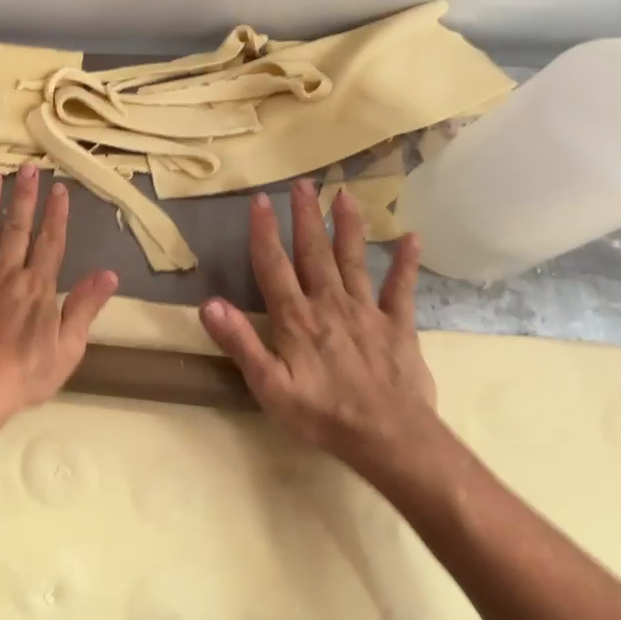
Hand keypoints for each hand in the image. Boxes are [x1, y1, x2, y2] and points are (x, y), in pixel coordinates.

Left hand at [0, 164, 118, 422]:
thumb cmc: (24, 376)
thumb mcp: (68, 348)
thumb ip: (85, 307)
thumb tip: (109, 273)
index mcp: (37, 288)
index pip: (51, 243)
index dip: (56, 215)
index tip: (59, 187)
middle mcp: (6, 275)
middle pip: (17, 230)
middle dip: (24, 197)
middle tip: (27, 167)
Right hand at [198, 179, 440, 472]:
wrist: (389, 436)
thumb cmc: (320, 414)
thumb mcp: (267, 384)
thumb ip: (239, 342)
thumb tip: (209, 303)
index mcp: (295, 318)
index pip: (273, 266)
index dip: (265, 232)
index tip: (261, 200)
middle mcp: (329, 305)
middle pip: (314, 253)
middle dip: (306, 217)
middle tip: (303, 183)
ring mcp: (366, 313)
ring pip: (353, 260)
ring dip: (347, 226)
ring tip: (344, 195)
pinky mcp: (398, 327)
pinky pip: (401, 289)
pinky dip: (405, 263)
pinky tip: (411, 239)